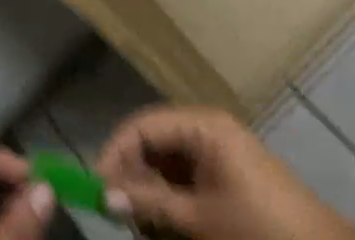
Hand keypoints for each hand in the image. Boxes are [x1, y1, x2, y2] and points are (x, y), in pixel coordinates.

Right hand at [97, 107, 354, 239]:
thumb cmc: (257, 228)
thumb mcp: (198, 219)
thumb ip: (150, 204)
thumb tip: (105, 197)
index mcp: (203, 126)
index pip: (143, 126)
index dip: (115, 153)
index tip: (96, 186)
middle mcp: (208, 128)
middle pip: (153, 140)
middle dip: (131, 172)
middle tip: (113, 206)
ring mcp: (220, 151)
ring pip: (167, 160)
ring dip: (148, 187)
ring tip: (136, 217)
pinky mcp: (229, 174)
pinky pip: (186, 175)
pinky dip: (169, 194)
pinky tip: (160, 218)